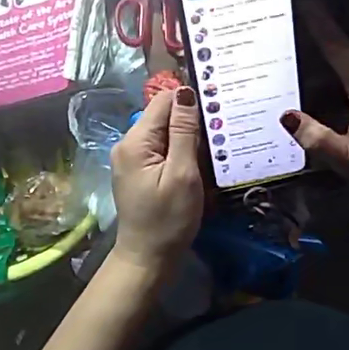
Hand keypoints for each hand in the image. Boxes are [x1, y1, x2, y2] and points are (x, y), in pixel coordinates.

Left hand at [110, 87, 205, 271]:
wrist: (148, 258)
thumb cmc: (168, 219)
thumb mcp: (182, 174)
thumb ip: (183, 131)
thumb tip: (186, 91)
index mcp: (135, 141)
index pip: (163, 100)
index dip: (190, 101)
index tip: (218, 110)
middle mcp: (127, 143)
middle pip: (163, 115)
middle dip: (191, 121)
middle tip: (221, 134)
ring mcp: (131, 158)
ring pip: (165, 132)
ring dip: (188, 138)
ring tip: (213, 149)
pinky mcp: (139, 170)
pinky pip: (161, 149)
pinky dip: (180, 152)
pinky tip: (197, 163)